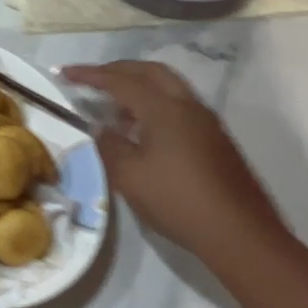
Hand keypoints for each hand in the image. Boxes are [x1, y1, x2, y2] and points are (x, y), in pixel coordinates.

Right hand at [62, 60, 286, 261]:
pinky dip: (156, 105)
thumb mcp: (129, 175)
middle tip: (93, 79)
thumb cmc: (178, 201)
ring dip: (140, 88)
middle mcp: (189, 107)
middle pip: (150, 72)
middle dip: (118, 70)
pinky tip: (144, 132)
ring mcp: (208, 124)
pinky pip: (180, 107)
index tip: (64, 73)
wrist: (242, 237)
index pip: (120, 81)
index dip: (89, 75)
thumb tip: (102, 128)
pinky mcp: (218, 142)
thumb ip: (109, 144)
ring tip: (115, 109)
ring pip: (169, 88)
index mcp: (165, 109)